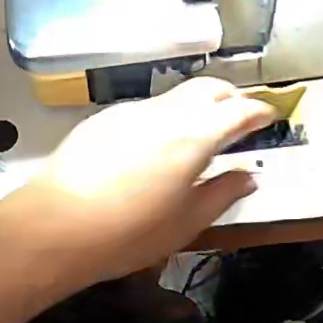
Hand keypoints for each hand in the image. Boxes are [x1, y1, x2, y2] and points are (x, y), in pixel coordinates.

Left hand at [0, 78, 274, 291]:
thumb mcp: (185, 223)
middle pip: (207, 89)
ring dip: (195, 107)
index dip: (258, 111)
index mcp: (194, 137)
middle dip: (230, 97)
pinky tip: (153, 147)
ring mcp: (129, 113)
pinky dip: (163, 118)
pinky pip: (144, 110)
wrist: (54, 226)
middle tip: (238, 118)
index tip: (268, 116)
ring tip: (197, 135)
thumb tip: (246, 176)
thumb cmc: (127, 234)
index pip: (238, 110)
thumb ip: (222, 194)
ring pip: (174, 97)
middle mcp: (164, 114)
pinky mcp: (101, 120)